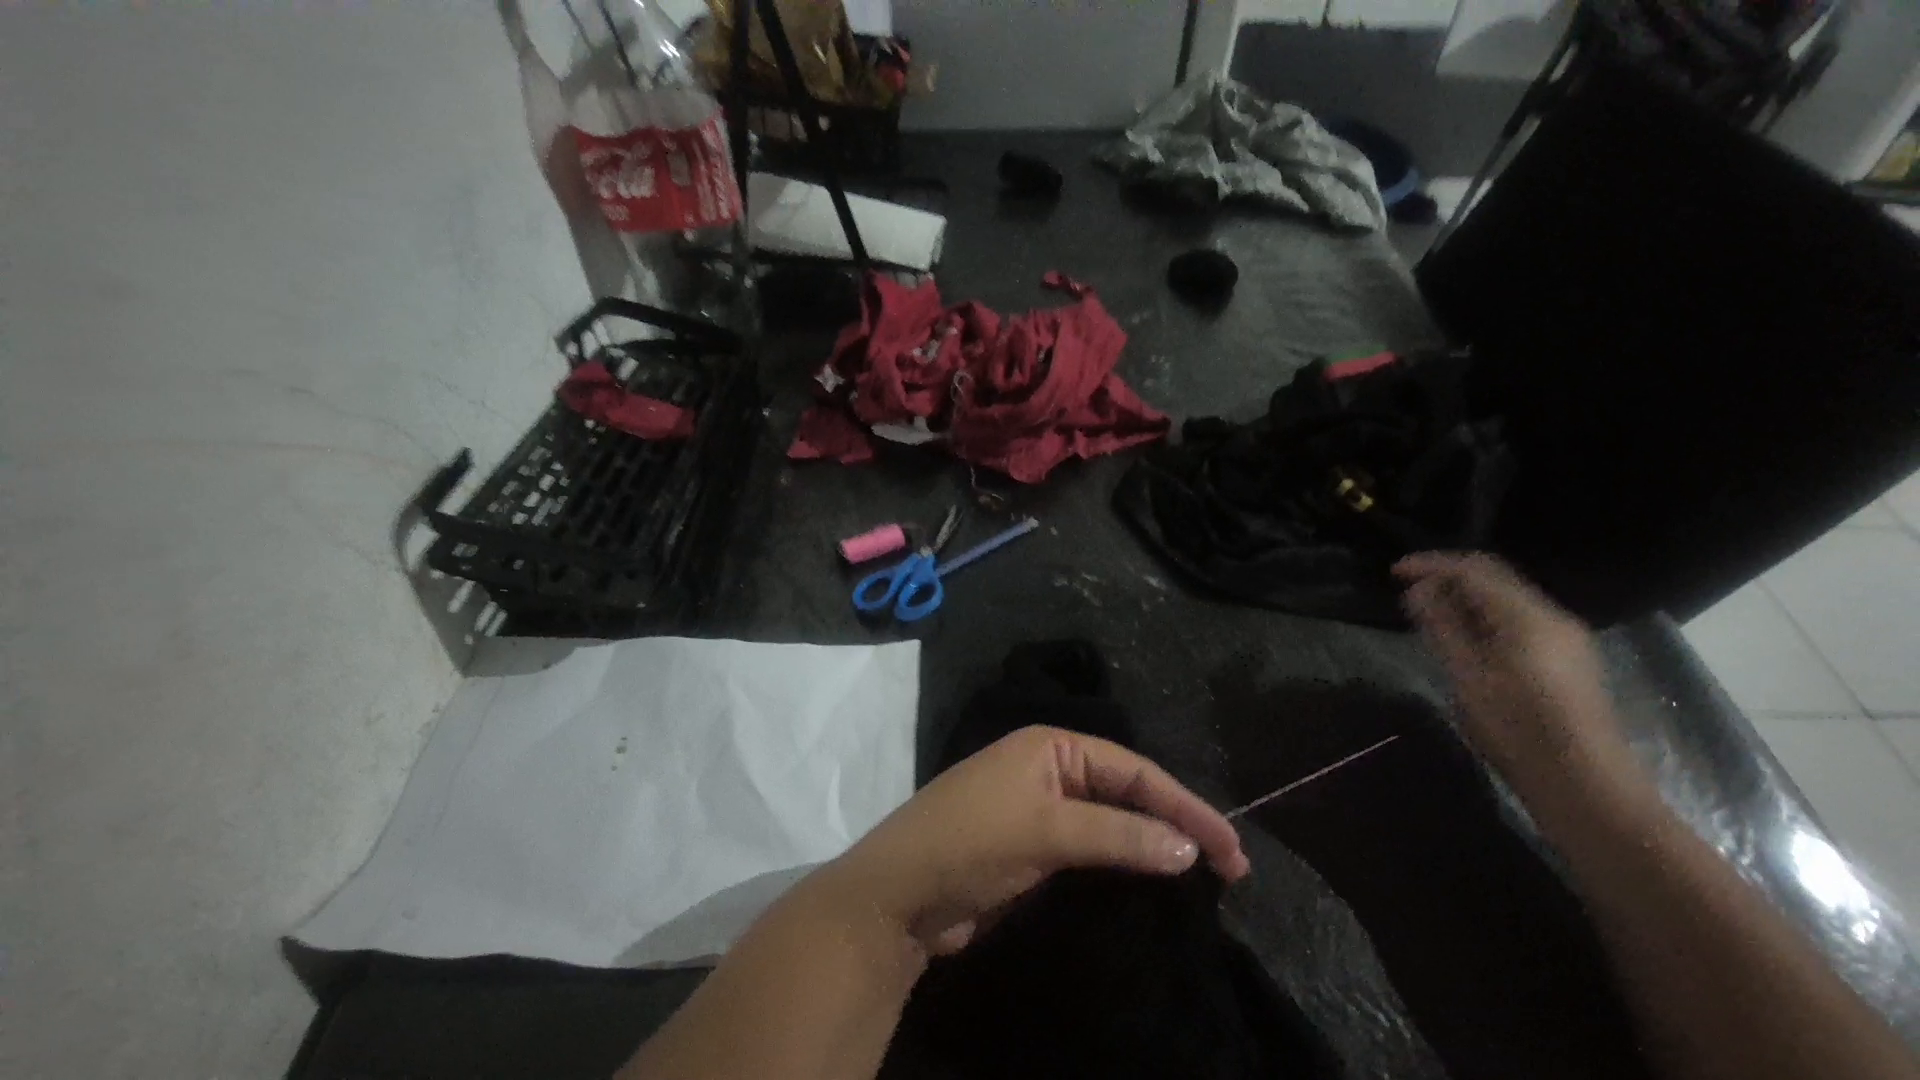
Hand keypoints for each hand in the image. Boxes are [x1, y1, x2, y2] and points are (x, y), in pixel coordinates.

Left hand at [816, 726, 1248, 955]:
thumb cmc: (970, 842)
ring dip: (1155, 848)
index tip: (1229, 847)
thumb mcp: (1045, 832)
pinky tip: (1154, 886)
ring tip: (1205, 878)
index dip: (1185, 806)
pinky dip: (1125, 866)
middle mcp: (1051, 771)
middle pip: (1128, 794)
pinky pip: (1093, 853)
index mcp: (1052, 747)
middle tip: (1230, 868)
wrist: (897, 895)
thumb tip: (1189, 848)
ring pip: (1113, 825)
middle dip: (1176, 825)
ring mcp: (1042, 812)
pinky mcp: (1035, 851)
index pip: (1134, 770)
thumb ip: (1118, 836)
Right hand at [1394, 552, 1649, 820]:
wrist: (1585, 785)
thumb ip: (1442, 628)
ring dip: (1467, 598)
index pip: (1474, 569)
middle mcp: (1553, 616)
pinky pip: (1520, 620)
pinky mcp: (1569, 660)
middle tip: (1409, 590)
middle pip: (1496, 578)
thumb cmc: (1518, 731)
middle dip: (1449, 577)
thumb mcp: (1467, 678)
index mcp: (1528, 616)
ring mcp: (1566, 638)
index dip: (1431, 564)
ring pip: (1509, 600)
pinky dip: (1487, 618)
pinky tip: (1466, 640)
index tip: (1395, 572)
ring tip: (1430, 616)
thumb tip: (1419, 590)